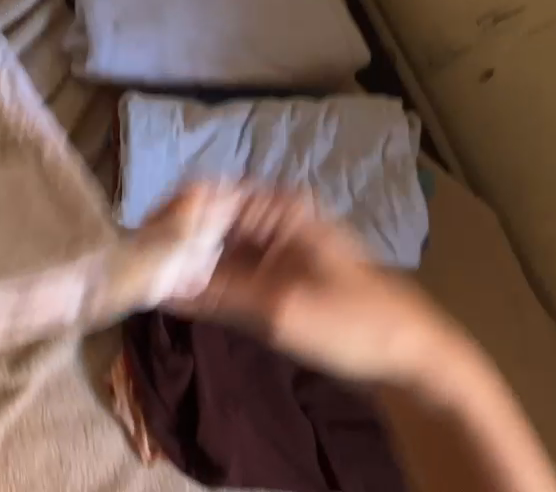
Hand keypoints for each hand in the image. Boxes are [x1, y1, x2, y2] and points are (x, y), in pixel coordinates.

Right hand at [155, 183, 463, 387]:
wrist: (419, 361)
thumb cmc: (354, 323)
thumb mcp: (278, 308)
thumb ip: (213, 293)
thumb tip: (154, 286)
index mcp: (274, 207)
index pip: (203, 195)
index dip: (167, 217)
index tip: (137, 245)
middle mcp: (269, 216)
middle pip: (204, 218)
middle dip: (172, 243)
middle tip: (139, 270)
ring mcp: (273, 244)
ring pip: (212, 244)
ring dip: (186, 264)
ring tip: (153, 284)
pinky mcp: (275, 271)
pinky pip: (227, 266)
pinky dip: (205, 280)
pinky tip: (181, 296)